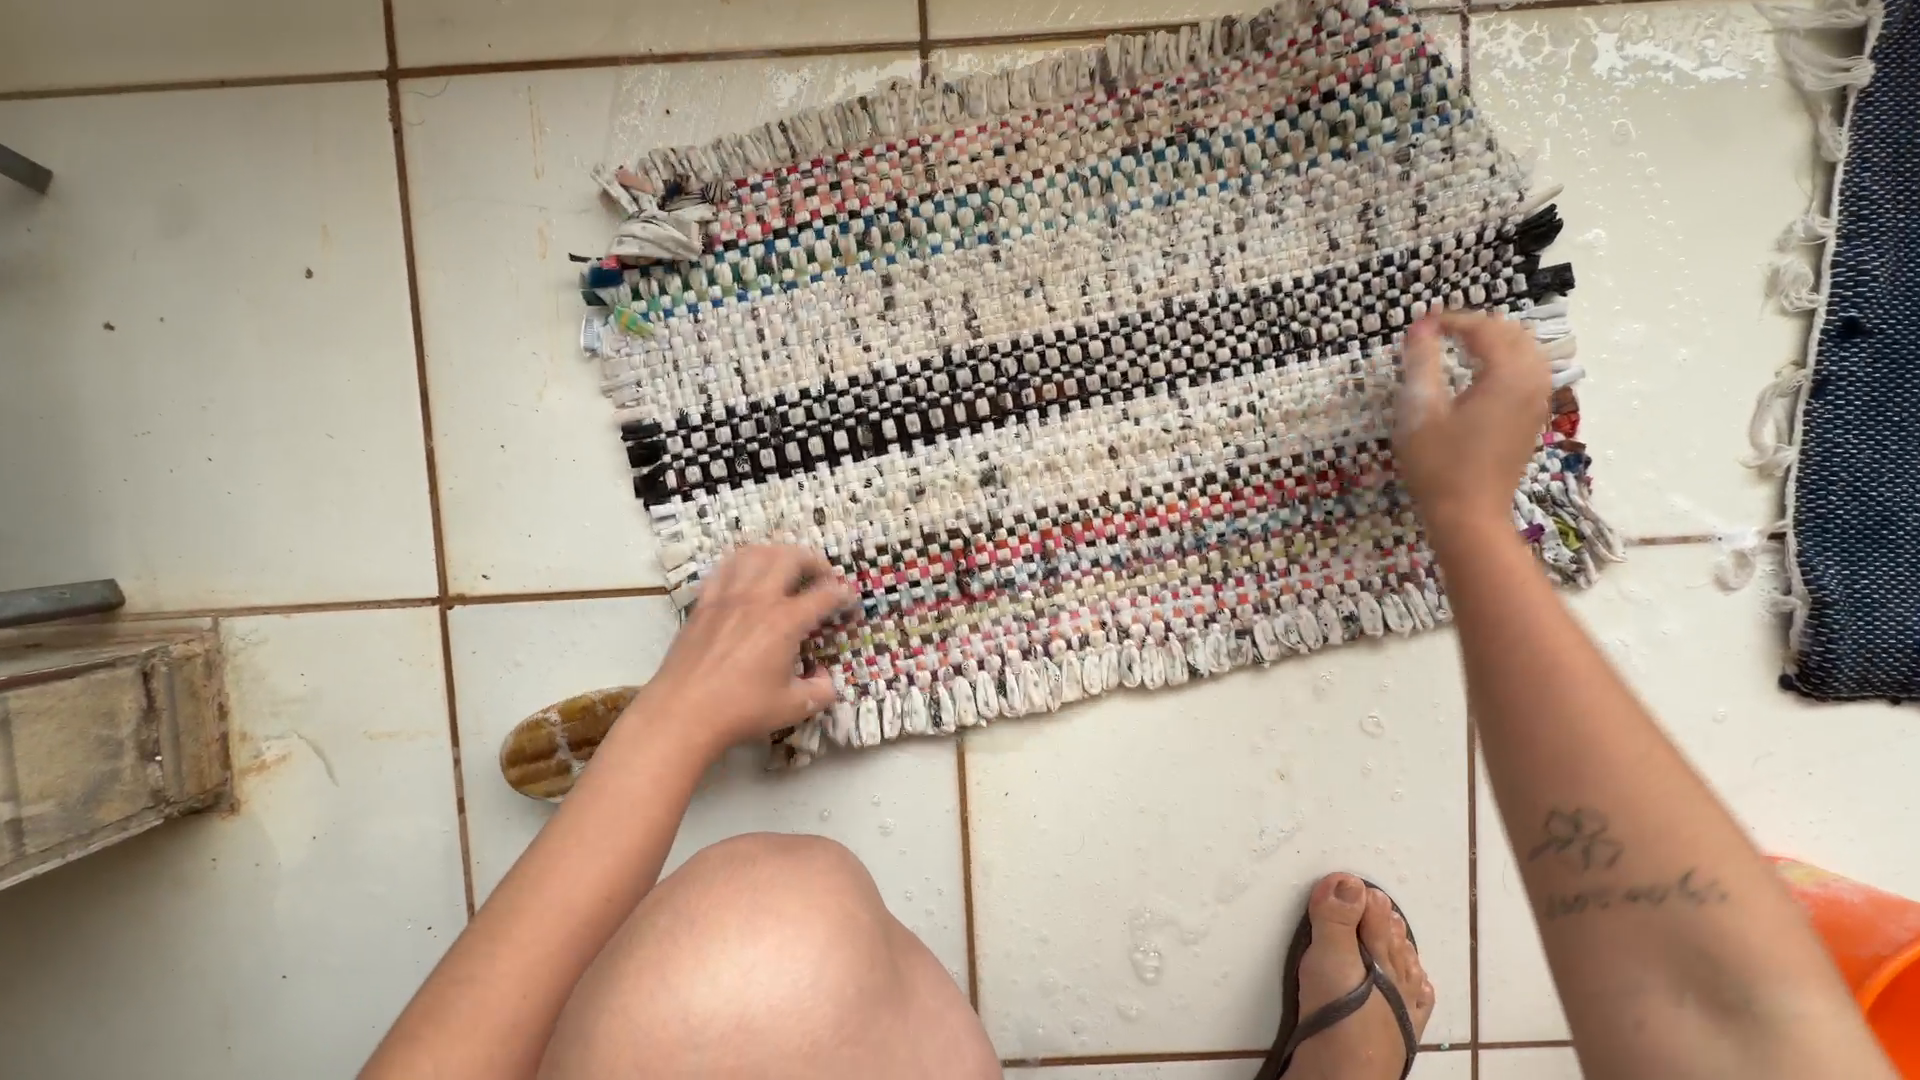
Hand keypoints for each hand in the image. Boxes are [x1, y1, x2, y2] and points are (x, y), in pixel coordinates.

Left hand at [633, 545, 853, 755]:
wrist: (682, 713)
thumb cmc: (741, 710)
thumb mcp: (793, 707)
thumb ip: (820, 691)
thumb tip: (824, 678)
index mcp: (785, 621)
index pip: (824, 595)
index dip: (843, 595)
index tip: (850, 602)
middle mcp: (758, 599)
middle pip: (791, 557)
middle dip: (814, 562)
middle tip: (822, 577)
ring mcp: (727, 597)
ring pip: (755, 554)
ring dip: (777, 553)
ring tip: (786, 567)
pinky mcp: (703, 604)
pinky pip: (724, 569)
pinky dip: (742, 563)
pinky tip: (746, 575)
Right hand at [1394, 311, 1551, 532]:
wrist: (1468, 513)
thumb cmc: (1437, 463)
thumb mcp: (1419, 411)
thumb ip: (1421, 363)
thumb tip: (1421, 325)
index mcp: (1506, 375)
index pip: (1484, 329)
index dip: (1452, 320)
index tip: (1421, 323)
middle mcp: (1532, 381)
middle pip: (1513, 334)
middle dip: (1477, 326)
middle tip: (1440, 332)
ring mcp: (1538, 401)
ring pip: (1527, 352)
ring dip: (1496, 342)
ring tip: (1461, 347)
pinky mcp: (1533, 418)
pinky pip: (1529, 373)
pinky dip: (1507, 362)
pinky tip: (1481, 374)